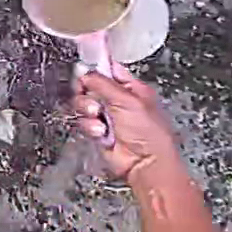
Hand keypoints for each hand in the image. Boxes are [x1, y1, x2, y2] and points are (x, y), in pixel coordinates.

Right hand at [72, 70, 181, 186]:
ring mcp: (107, 116)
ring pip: (84, 103)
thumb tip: (84, 72)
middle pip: (90, 85)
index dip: (95, 67)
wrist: (145, 164)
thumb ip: (103, 83)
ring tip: (97, 116)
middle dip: (87, 91)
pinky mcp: (98, 131)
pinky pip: (84, 121)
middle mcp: (118, 100)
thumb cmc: (148, 133)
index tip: (83, 67)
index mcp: (131, 88)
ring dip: (87, 109)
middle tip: (91, 98)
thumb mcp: (126, 100)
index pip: (109, 69)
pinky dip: (90, 126)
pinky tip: (101, 132)